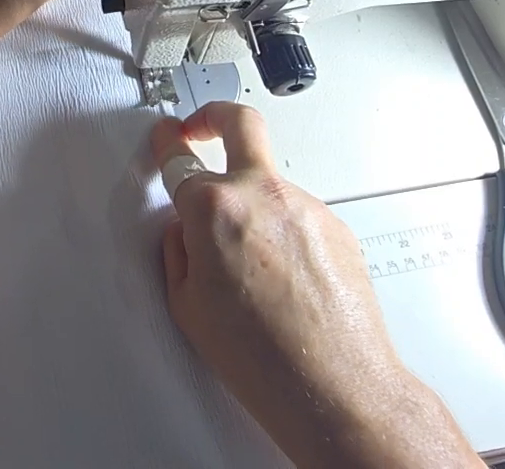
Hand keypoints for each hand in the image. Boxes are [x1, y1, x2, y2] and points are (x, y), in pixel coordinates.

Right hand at [153, 102, 481, 468]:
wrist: (337, 389)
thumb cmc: (263, 359)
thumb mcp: (187, 305)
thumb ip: (178, 249)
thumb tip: (183, 228)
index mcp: (214, 208)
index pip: (181, 157)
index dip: (167, 142)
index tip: (167, 136)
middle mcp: (261, 193)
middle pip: (239, 122)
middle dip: (213, 114)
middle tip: (202, 125)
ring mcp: (303, 205)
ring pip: (268, 181)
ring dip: (253, 202)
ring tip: (253, 264)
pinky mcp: (334, 223)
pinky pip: (295, 213)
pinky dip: (282, 232)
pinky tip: (282, 277)